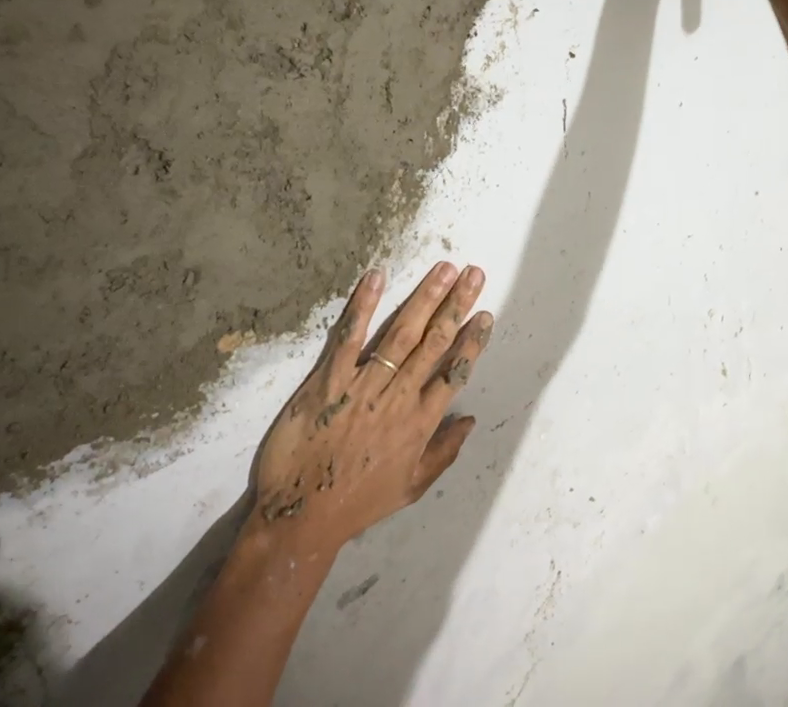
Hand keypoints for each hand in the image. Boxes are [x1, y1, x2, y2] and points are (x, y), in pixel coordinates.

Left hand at [248, 263, 493, 549]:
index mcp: (420, 423)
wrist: (302, 517)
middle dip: (456, 305)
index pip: (453, 372)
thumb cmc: (357, 503)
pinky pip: (349, 337)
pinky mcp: (328, 381)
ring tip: (444, 269)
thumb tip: (470, 420)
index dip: (472, 341)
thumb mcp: (411, 487)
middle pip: (434, 342)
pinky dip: (363, 306)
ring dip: (424, 298)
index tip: (486, 314)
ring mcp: (363, 386)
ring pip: (401, 333)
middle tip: (474, 274)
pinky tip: (376, 277)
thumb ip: (443, 452)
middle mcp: (398, 398)